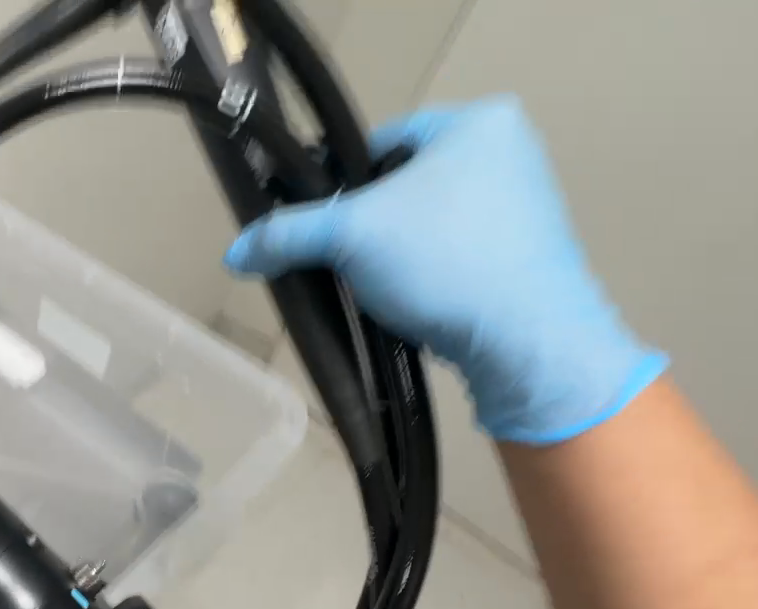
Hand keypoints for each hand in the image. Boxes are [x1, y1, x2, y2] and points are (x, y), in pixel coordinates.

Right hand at [225, 96, 665, 444]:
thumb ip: (287, 235)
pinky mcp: (516, 254)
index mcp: (476, 123)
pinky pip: (443, 254)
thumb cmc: (443, 260)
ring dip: (383, 256)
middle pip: (392, 187)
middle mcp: (505, 151)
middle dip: (359, 227)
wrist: (524, 336)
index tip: (313, 226)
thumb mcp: (350, 237)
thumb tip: (234, 253)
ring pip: (415, 225)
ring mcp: (517, 205)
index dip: (333, 186)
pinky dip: (415, 276)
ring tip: (365, 288)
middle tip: (333, 262)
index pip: (374, 144)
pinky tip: (402, 301)